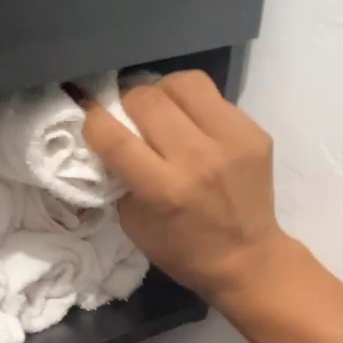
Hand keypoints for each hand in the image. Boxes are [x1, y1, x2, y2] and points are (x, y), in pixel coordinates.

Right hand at [84, 71, 288, 302]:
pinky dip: (191, 103)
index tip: (89, 118)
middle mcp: (197, 159)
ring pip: (183, 83)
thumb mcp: (134, 224)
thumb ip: (121, 180)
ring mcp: (231, 140)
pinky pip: (213, 96)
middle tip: (126, 115)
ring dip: (161, 92)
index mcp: (164, 190)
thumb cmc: (182, 251)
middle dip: (126, 102)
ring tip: (159, 109)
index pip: (116, 139)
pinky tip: (189, 122)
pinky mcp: (254, 131)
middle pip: (147, 100)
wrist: (246, 258)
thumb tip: (109, 143)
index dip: (93, 121)